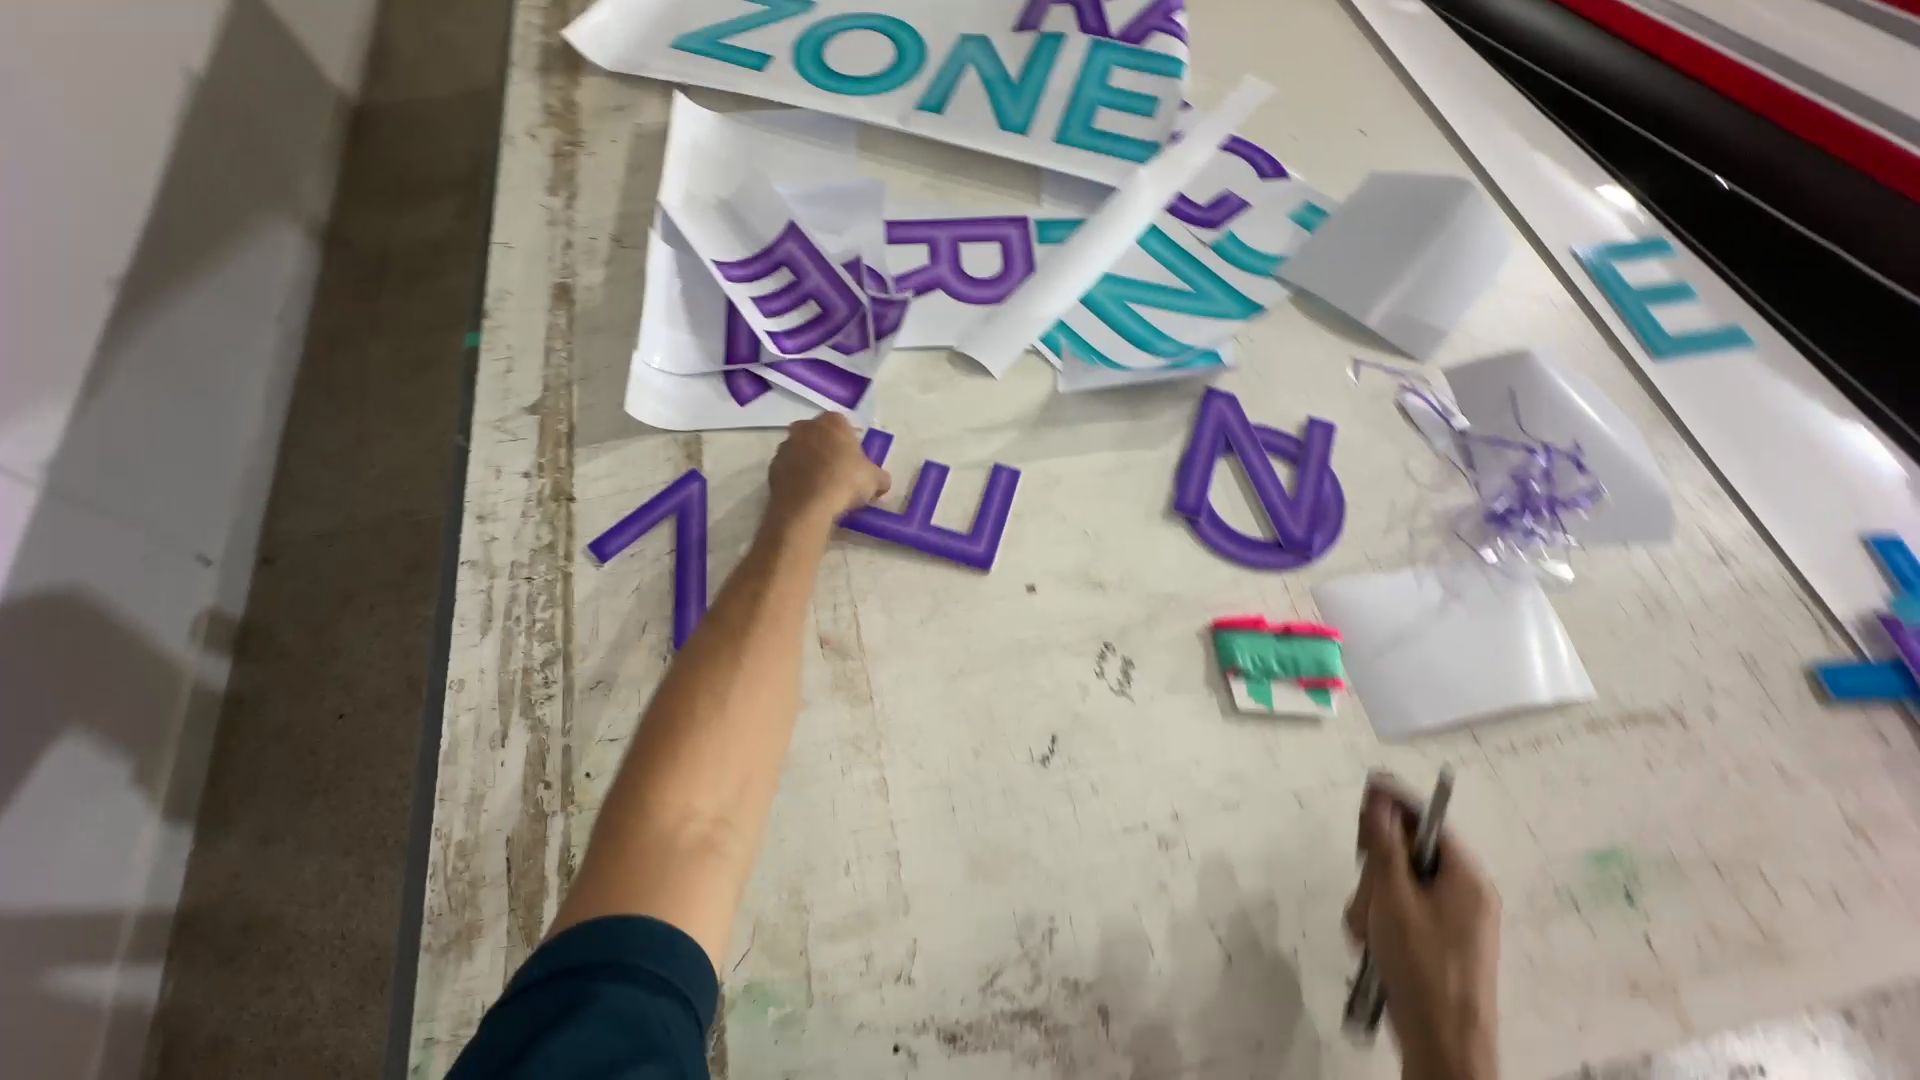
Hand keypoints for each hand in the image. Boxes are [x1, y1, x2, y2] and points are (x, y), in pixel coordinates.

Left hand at [765, 414, 890, 531]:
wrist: (807, 507)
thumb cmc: (845, 483)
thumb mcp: (875, 480)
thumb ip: (879, 477)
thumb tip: (881, 482)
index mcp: (832, 422)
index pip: (843, 425)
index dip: (850, 443)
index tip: (855, 462)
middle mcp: (805, 427)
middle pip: (819, 435)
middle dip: (826, 449)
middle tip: (839, 472)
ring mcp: (785, 446)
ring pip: (801, 452)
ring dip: (809, 463)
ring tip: (821, 487)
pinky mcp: (772, 467)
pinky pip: (789, 469)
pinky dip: (796, 478)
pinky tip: (807, 494)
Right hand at [1346, 775, 1500, 1079]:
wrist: (1443, 1040)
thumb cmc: (1421, 962)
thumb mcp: (1393, 898)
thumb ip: (1383, 845)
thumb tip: (1379, 798)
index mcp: (1466, 877)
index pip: (1428, 823)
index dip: (1395, 805)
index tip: (1366, 789)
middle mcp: (1464, 893)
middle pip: (1407, 856)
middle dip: (1377, 872)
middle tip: (1366, 894)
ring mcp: (1452, 920)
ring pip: (1397, 886)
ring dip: (1373, 902)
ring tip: (1368, 931)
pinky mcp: (1438, 942)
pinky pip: (1401, 912)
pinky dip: (1381, 921)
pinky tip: (1373, 944)